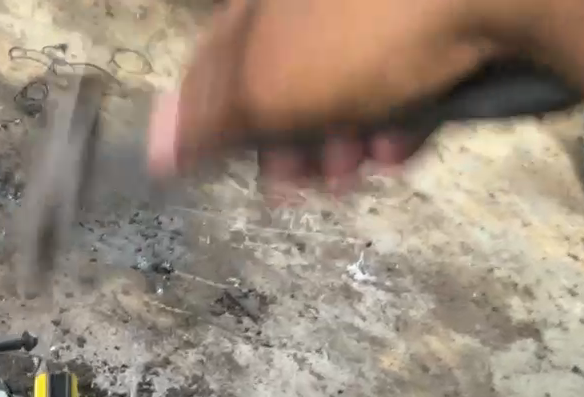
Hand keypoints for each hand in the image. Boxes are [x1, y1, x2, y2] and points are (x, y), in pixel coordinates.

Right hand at [148, 0, 533, 191]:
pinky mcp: (429, 22)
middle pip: (275, 89)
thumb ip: (203, 121)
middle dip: (282, 149)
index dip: (202, 128)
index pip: (209, 72)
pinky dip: (392, 121)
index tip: (207, 174)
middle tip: (292, 191)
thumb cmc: (358, 36)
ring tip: (355, 176)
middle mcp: (310, 2)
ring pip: (336, 93)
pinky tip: (397, 147)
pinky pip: (395, 80)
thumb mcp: (260, 88)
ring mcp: (372, 10)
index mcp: (261, 5)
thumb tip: (153, 150)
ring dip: (336, 147)